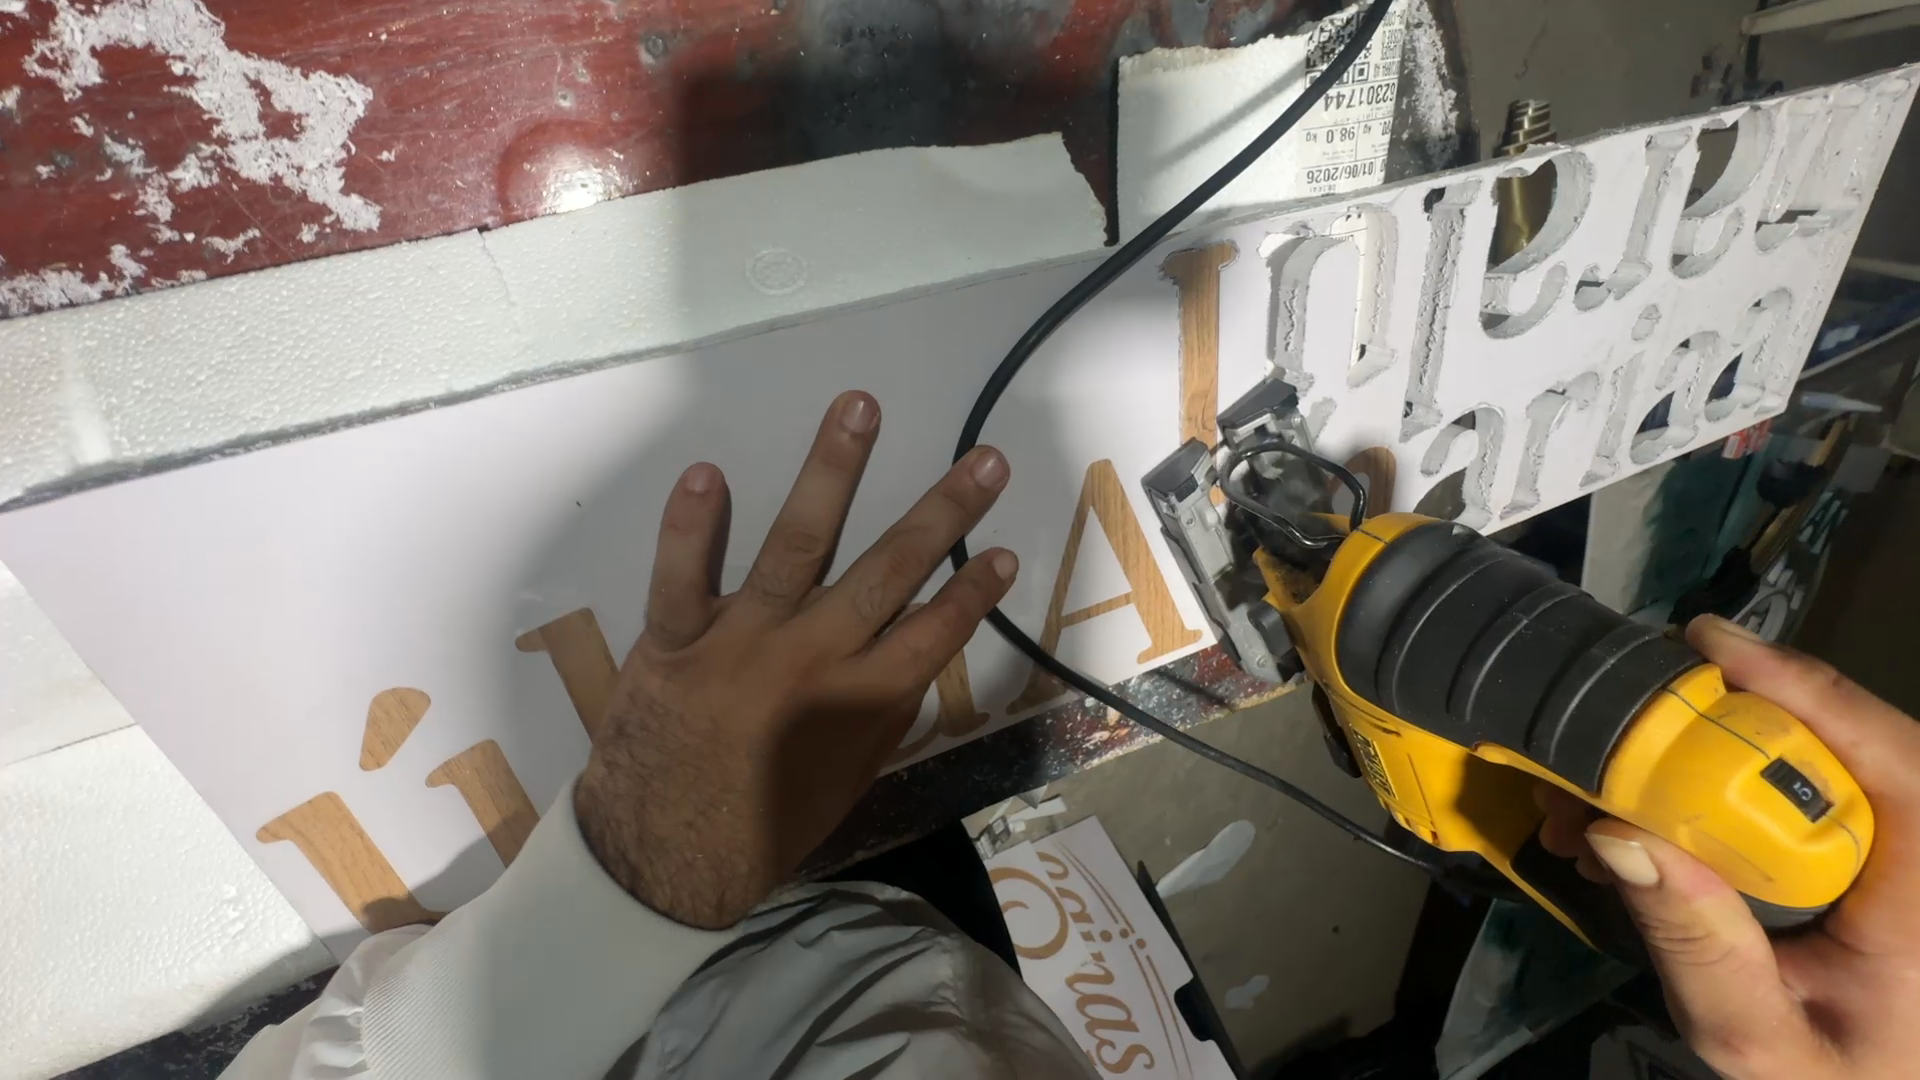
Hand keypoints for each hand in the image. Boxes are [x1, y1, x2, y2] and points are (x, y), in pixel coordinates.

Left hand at [573, 391, 1017, 928]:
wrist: (660, 864)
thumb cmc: (767, 824)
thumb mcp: (848, 779)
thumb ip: (883, 711)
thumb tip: (915, 652)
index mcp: (857, 702)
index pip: (934, 632)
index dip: (973, 592)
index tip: (1004, 550)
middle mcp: (810, 659)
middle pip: (887, 572)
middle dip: (942, 513)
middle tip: (984, 462)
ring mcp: (739, 643)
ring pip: (794, 545)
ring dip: (833, 471)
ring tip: (861, 407)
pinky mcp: (674, 639)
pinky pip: (681, 576)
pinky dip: (692, 527)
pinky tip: (709, 471)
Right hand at [1538, 615, 1919, 1078]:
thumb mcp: (1757, 1038)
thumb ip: (1696, 944)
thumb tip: (1613, 830)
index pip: (1899, 765)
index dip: (1809, 689)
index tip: (1709, 642)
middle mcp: (1910, 859)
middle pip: (1816, 745)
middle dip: (1688, 725)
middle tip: (1588, 734)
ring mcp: (1873, 857)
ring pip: (1774, 766)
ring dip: (1660, 763)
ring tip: (1571, 801)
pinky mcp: (1831, 858)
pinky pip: (1755, 796)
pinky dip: (1671, 792)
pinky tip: (1608, 826)